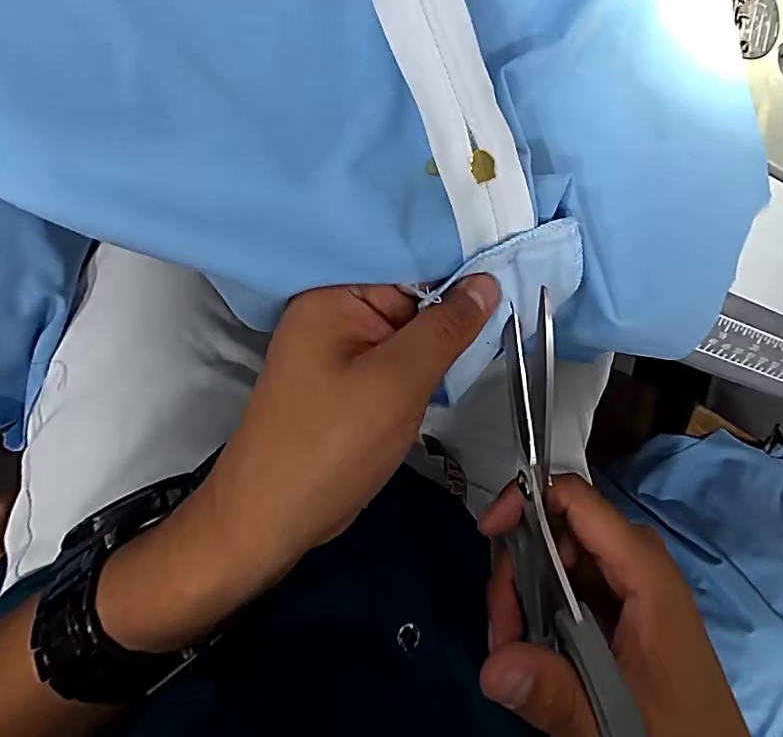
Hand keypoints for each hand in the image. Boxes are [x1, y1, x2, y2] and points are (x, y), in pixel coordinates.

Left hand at [97, 275, 498, 650]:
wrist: (271, 522)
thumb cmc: (330, 446)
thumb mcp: (398, 381)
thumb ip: (446, 327)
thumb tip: (486, 282)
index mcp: (333, 295)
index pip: (406, 260)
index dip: (458, 262)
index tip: (507, 261)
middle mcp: (333, 310)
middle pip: (409, 291)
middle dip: (455, 300)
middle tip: (512, 295)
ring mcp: (340, 345)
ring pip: (407, 325)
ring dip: (444, 332)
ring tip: (497, 319)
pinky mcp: (349, 376)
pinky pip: (397, 352)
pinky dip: (426, 356)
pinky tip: (461, 354)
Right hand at [477, 475, 748, 736]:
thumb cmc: (680, 736)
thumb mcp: (617, 720)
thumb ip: (555, 694)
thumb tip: (493, 667)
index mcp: (644, 569)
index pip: (577, 499)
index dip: (528, 499)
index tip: (488, 531)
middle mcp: (637, 561)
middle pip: (559, 530)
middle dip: (520, 569)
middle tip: (502, 632)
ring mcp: (629, 581)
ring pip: (560, 557)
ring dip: (526, 593)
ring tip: (515, 649)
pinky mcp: (622, 604)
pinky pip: (571, 583)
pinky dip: (543, 607)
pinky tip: (535, 650)